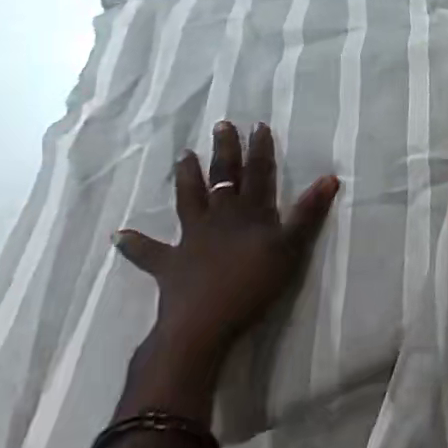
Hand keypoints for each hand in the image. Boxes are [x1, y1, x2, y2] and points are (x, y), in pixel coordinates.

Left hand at [115, 122, 339, 360]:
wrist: (204, 322)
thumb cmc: (252, 285)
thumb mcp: (290, 249)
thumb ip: (308, 213)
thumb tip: (330, 176)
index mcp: (249, 213)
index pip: (258, 174)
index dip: (260, 149)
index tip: (258, 125)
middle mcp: (220, 217)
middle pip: (224, 178)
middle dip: (225, 151)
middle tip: (221, 125)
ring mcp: (192, 238)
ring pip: (189, 200)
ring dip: (187, 178)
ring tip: (184, 155)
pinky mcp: (170, 264)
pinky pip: (149, 253)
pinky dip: (134, 244)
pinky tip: (118, 235)